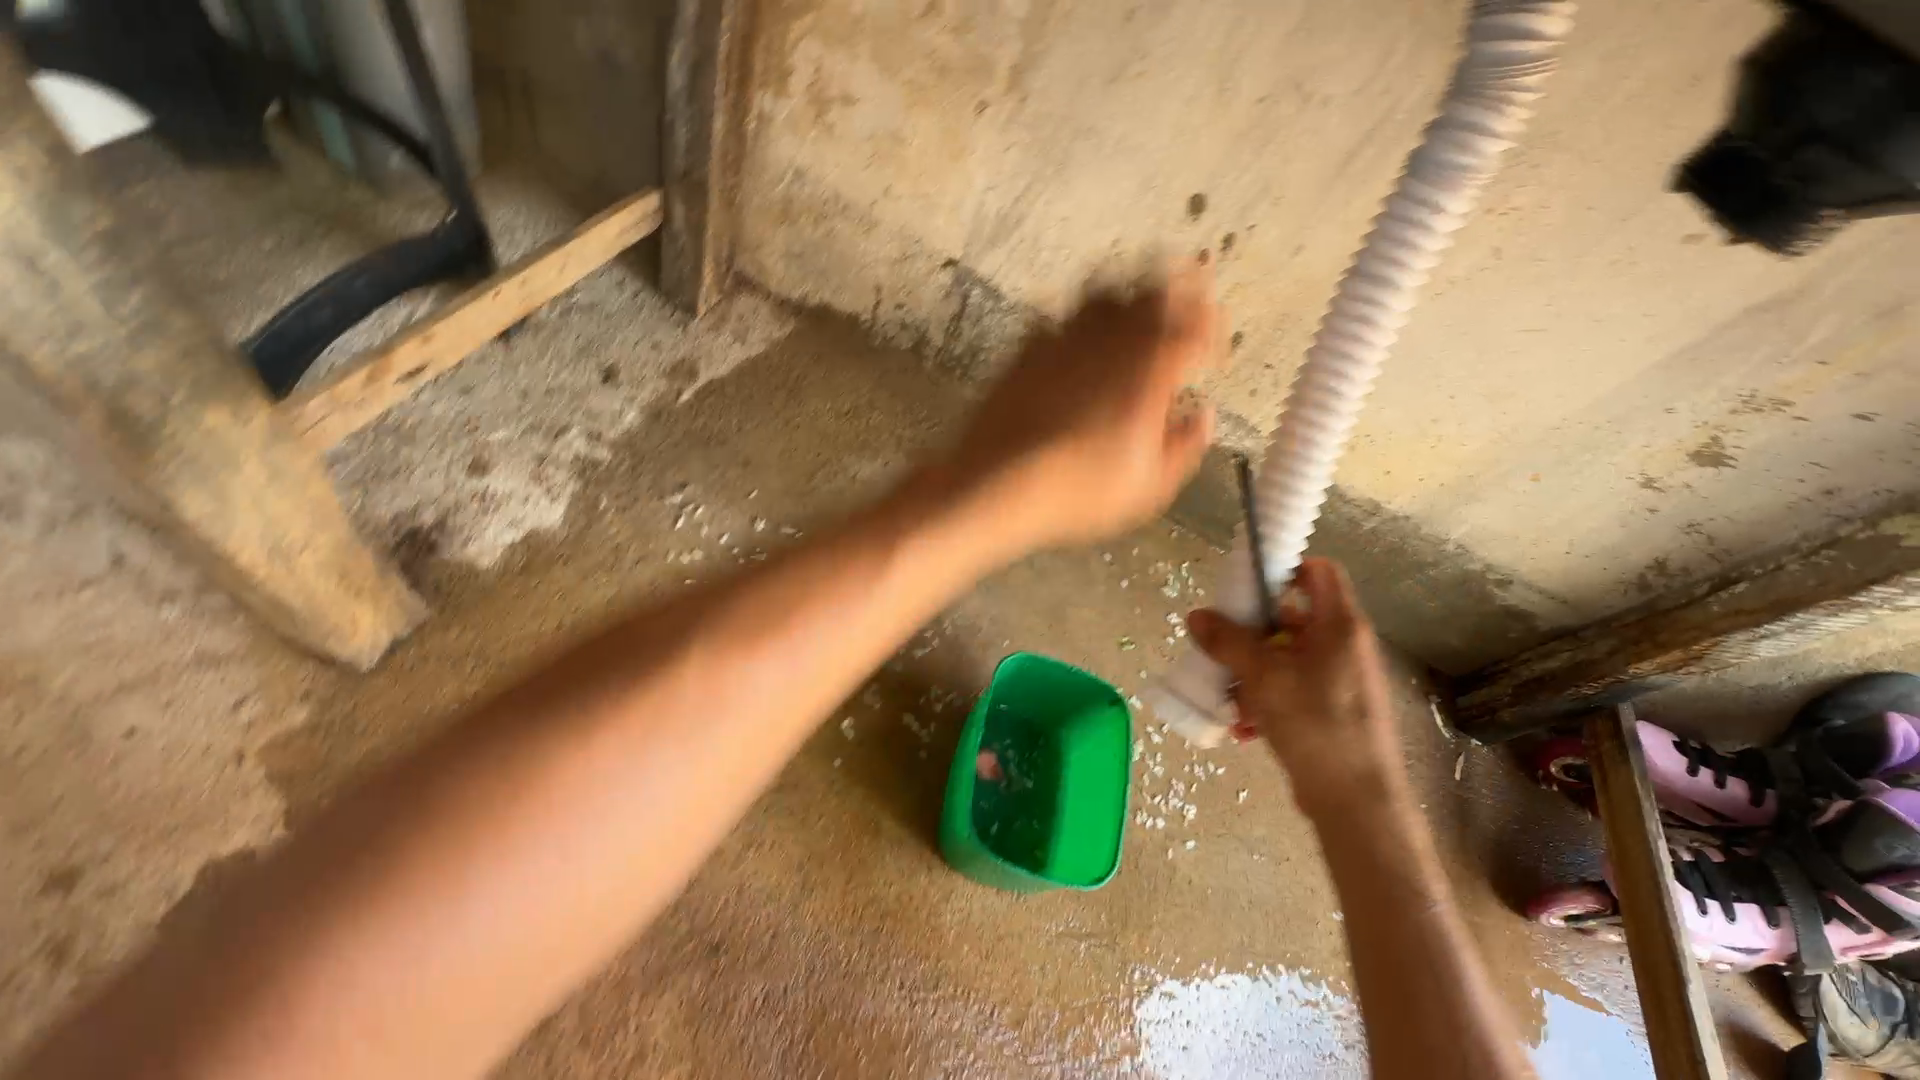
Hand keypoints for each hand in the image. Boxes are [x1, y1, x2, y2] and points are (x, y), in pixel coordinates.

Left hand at [945, 263, 1219, 553]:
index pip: (1194, 327)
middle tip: (1186, 290)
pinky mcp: (1026, 348)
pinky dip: (1077, 321)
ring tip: (1132, 308)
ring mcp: (1064, 339)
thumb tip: (1203, 418)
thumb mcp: (1147, 488)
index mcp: (1150, 372)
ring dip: (1126, 295)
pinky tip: (1076, 338)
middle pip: (1152, 291)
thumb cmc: (1078, 492)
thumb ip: (1183, 447)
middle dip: (1176, 288)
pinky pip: (1059, 318)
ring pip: (1104, 292)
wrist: (994, 482)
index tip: (1213, 338)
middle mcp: (1111, 343)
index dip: (1211, 325)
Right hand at [1186, 558, 1404, 817]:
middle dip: (1252, 632)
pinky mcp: (1333, 711)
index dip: (1284, 569)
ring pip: (1287, 658)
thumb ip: (1228, 642)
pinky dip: (1267, 701)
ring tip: (1228, 695)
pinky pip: (1292, 690)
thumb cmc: (1316, 725)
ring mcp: (1341, 681)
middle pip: (1294, 618)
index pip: (1319, 572)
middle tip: (1221, 644)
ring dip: (1253, 672)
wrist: (1356, 800)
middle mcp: (1345, 646)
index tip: (1246, 585)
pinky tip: (1244, 727)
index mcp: (1340, 626)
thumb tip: (1197, 615)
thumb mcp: (1263, 677)